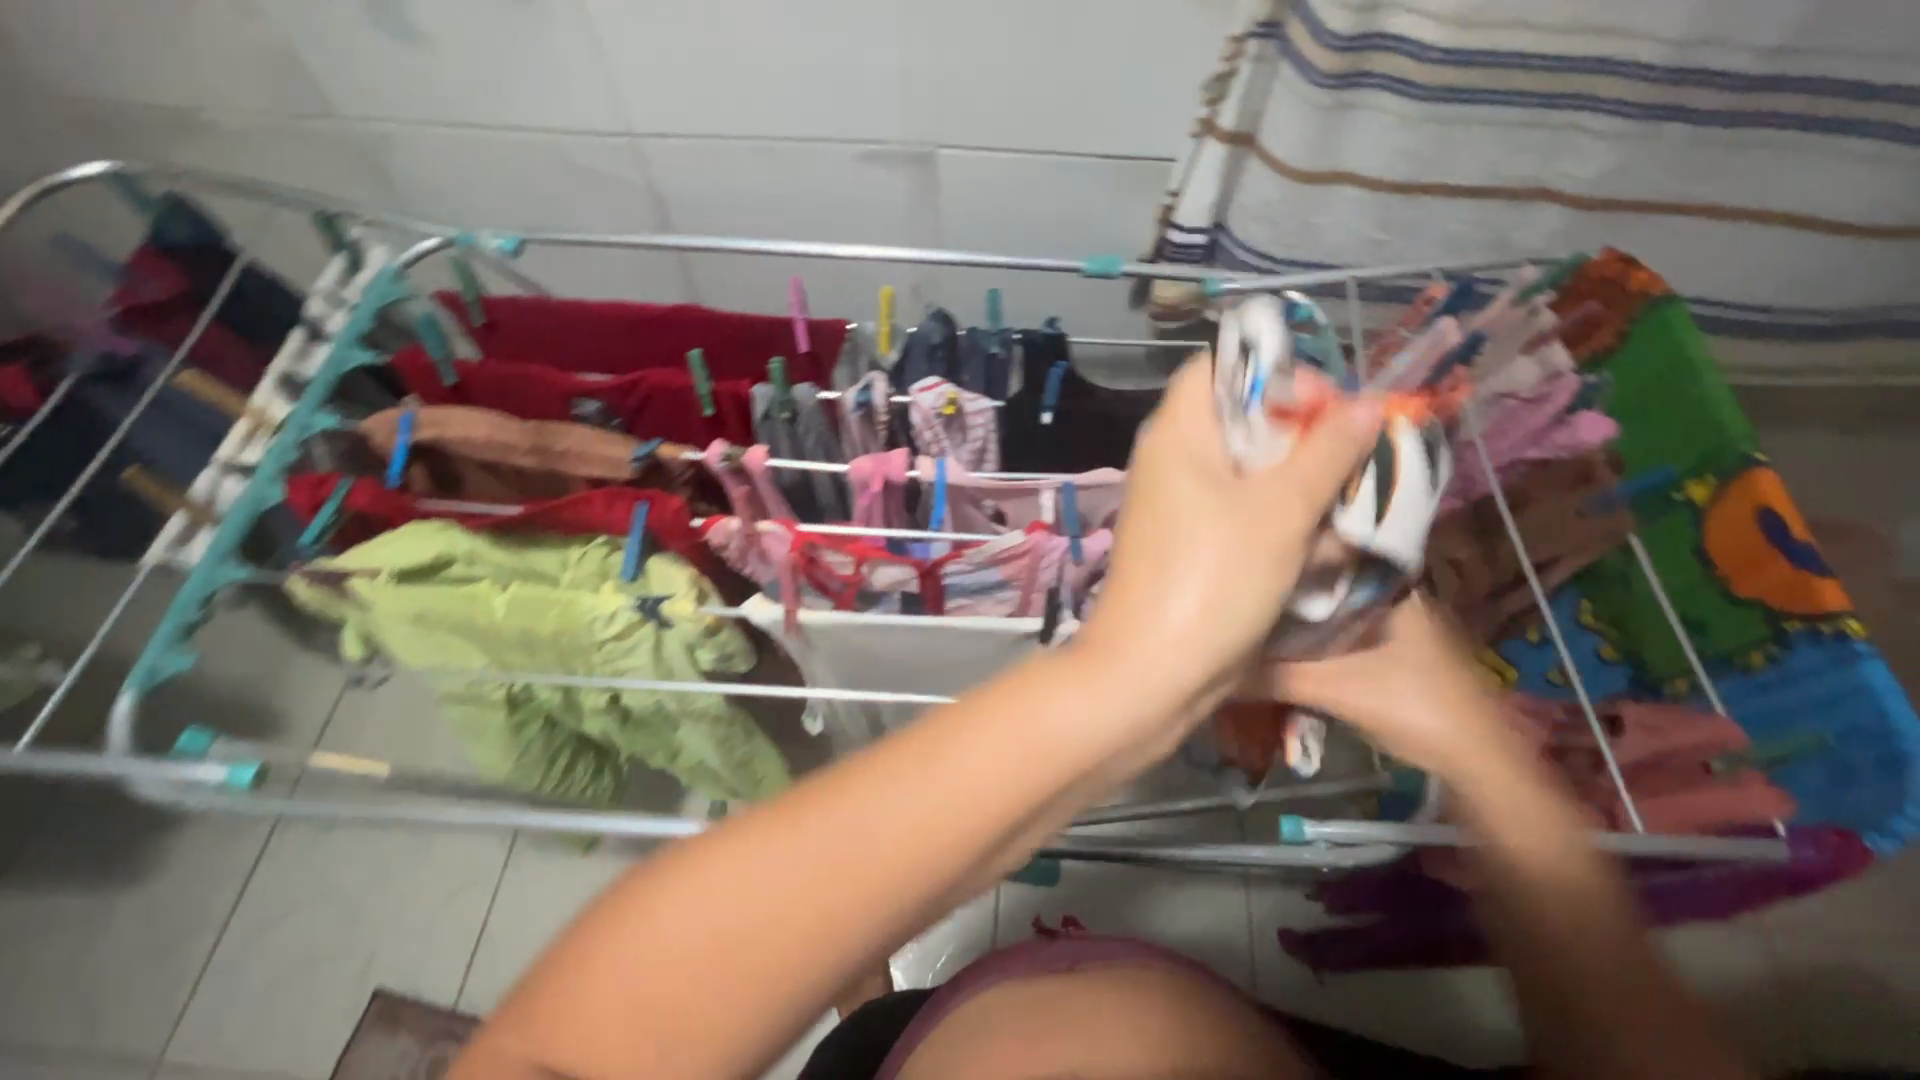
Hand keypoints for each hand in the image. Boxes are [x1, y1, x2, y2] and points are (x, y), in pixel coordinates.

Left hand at [1073, 355, 1384, 730]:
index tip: (1327, 402)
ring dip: (1303, 489)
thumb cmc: (1213, 578)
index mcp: (1179, 432)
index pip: (1220, 366)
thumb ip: (1327, 451)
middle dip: (1305, 439)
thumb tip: (1365, 403)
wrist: (1152, 673)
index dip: (1276, 373)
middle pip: (1244, 421)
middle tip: (1353, 460)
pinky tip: (1321, 552)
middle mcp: (1173, 461)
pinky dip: (1283, 526)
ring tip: (1346, 512)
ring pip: (1252, 475)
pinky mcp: (1193, 548)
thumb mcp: (1282, 509)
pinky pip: (1244, 517)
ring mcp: (1181, 508)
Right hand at [1245, 594, 1519, 780]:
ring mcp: (1396, 633)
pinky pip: (1340, 645)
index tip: (1247, 570)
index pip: (1329, 562)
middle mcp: (1394, 603)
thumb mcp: (1339, 690)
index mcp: (1391, 592)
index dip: (1287, 567)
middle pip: (1326, 595)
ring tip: (1250, 629)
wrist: (1478, 764)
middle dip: (1286, 604)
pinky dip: (1312, 652)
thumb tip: (1218, 671)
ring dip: (1297, 632)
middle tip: (1239, 604)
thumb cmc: (1417, 709)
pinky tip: (1280, 659)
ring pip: (1332, 622)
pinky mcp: (1393, 662)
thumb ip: (1276, 677)